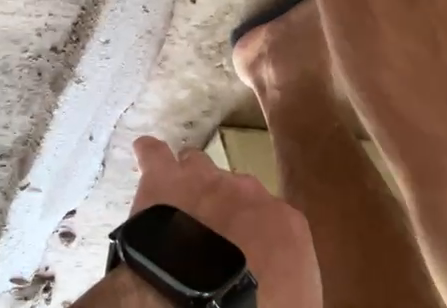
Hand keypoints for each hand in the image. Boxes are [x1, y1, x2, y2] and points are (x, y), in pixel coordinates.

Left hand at [130, 137, 323, 307]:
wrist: (197, 305)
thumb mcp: (296, 306)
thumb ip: (294, 285)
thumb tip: (279, 286)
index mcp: (285, 224)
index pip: (276, 225)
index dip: (260, 243)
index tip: (251, 261)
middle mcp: (247, 190)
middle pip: (237, 195)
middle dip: (227, 216)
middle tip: (213, 247)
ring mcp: (203, 178)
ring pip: (198, 167)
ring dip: (192, 185)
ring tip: (181, 211)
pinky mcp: (163, 178)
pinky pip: (154, 153)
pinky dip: (152, 159)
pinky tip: (150, 167)